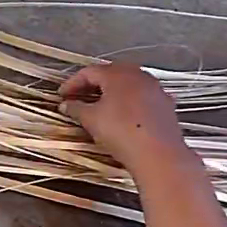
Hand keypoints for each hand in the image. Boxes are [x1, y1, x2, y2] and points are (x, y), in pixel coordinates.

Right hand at [58, 63, 193, 176]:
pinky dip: (129, 101)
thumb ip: (76, 108)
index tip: (61, 95)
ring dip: (112, 91)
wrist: (158, 153)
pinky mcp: (165, 104)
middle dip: (93, 83)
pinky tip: (124, 114)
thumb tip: (65, 104)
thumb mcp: (91, 120)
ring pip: (129, 84)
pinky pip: (142, 96)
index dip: (72, 83)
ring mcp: (155, 88)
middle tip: (79, 95)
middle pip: (111, 73)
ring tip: (100, 104)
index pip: (89, 72)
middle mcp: (138, 75)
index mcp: (117, 74)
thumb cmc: (120, 131)